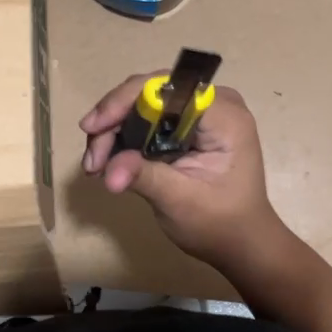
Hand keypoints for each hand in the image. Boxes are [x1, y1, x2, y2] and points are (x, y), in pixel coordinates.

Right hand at [79, 73, 290, 270]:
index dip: (125, 100)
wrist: (239, 243)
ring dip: (113, 132)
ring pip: (141, 105)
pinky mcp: (184, 126)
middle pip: (148, 93)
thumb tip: (107, 172)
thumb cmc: (219, 223)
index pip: (166, 88)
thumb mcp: (180, 201)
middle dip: (113, 120)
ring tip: (95, 167)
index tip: (94, 128)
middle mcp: (211, 104)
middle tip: (92, 159)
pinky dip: (123, 138)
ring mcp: (198, 114)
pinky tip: (106, 162)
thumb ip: (144, 177)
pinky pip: (146, 120)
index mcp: (222, 115)